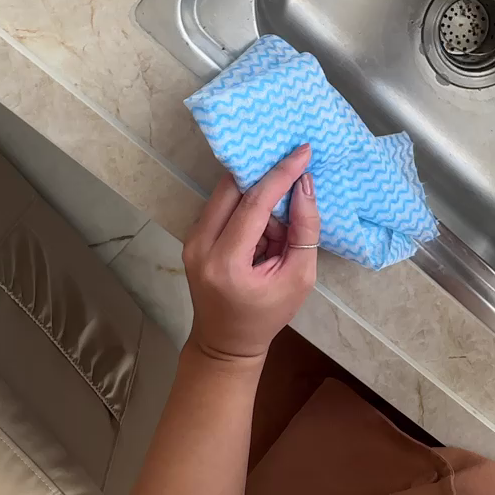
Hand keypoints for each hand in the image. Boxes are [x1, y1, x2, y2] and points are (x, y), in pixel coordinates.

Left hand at [181, 144, 319, 361]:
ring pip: (226, 194)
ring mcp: (190, 240)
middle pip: (233, 189)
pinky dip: (245, 207)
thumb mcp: (299, 279)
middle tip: (293, 176)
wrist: (225, 343)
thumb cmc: (267, 315)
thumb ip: (304, 231)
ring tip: (277, 224)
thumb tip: (305, 185)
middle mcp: (199, 245)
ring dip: (256, 196)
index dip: (280, 174)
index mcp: (226, 262)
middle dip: (266, 179)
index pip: (254, 204)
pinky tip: (263, 229)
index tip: (303, 151)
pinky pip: (221, 205)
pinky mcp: (192, 237)